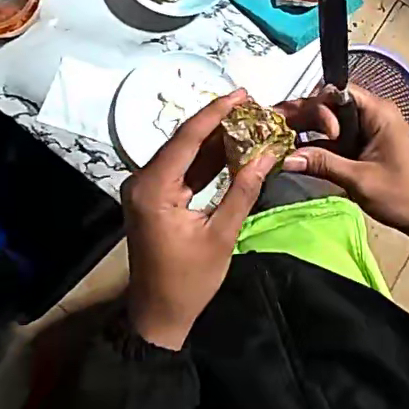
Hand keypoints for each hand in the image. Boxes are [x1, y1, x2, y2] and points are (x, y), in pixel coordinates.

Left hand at [120, 89, 274, 348]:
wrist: (158, 314)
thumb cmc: (189, 281)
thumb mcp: (221, 235)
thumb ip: (243, 191)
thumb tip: (266, 154)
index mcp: (153, 189)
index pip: (186, 139)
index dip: (215, 113)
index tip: (241, 94)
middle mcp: (142, 181)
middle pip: (183, 141)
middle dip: (216, 121)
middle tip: (249, 103)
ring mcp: (146, 188)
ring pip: (183, 153)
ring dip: (213, 138)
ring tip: (245, 118)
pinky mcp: (153, 197)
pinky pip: (182, 170)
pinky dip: (205, 159)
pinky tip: (231, 146)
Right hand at [277, 85, 408, 260]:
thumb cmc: (403, 196)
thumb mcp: (359, 180)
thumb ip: (322, 164)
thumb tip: (285, 158)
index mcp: (378, 112)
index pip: (337, 91)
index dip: (315, 104)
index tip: (300, 125)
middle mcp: (373, 115)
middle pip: (331, 105)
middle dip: (304, 116)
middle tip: (275, 126)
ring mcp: (369, 131)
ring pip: (331, 122)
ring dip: (308, 131)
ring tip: (278, 138)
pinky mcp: (365, 147)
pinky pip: (338, 139)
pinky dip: (319, 145)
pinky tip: (297, 153)